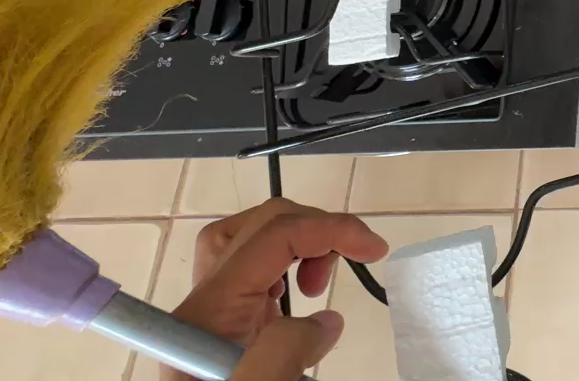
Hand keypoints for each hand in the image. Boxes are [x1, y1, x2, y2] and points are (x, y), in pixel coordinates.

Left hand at [161, 198, 389, 380]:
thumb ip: (285, 353)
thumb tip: (326, 322)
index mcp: (206, 315)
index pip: (274, 235)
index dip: (331, 228)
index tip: (376, 251)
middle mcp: (202, 307)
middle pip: (259, 225)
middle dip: (315, 230)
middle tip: (339, 273)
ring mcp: (212, 318)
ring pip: (251, 240)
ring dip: (300, 243)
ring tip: (319, 284)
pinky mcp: (224, 330)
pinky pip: (254, 271)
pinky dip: (289, 266)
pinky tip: (301, 299)